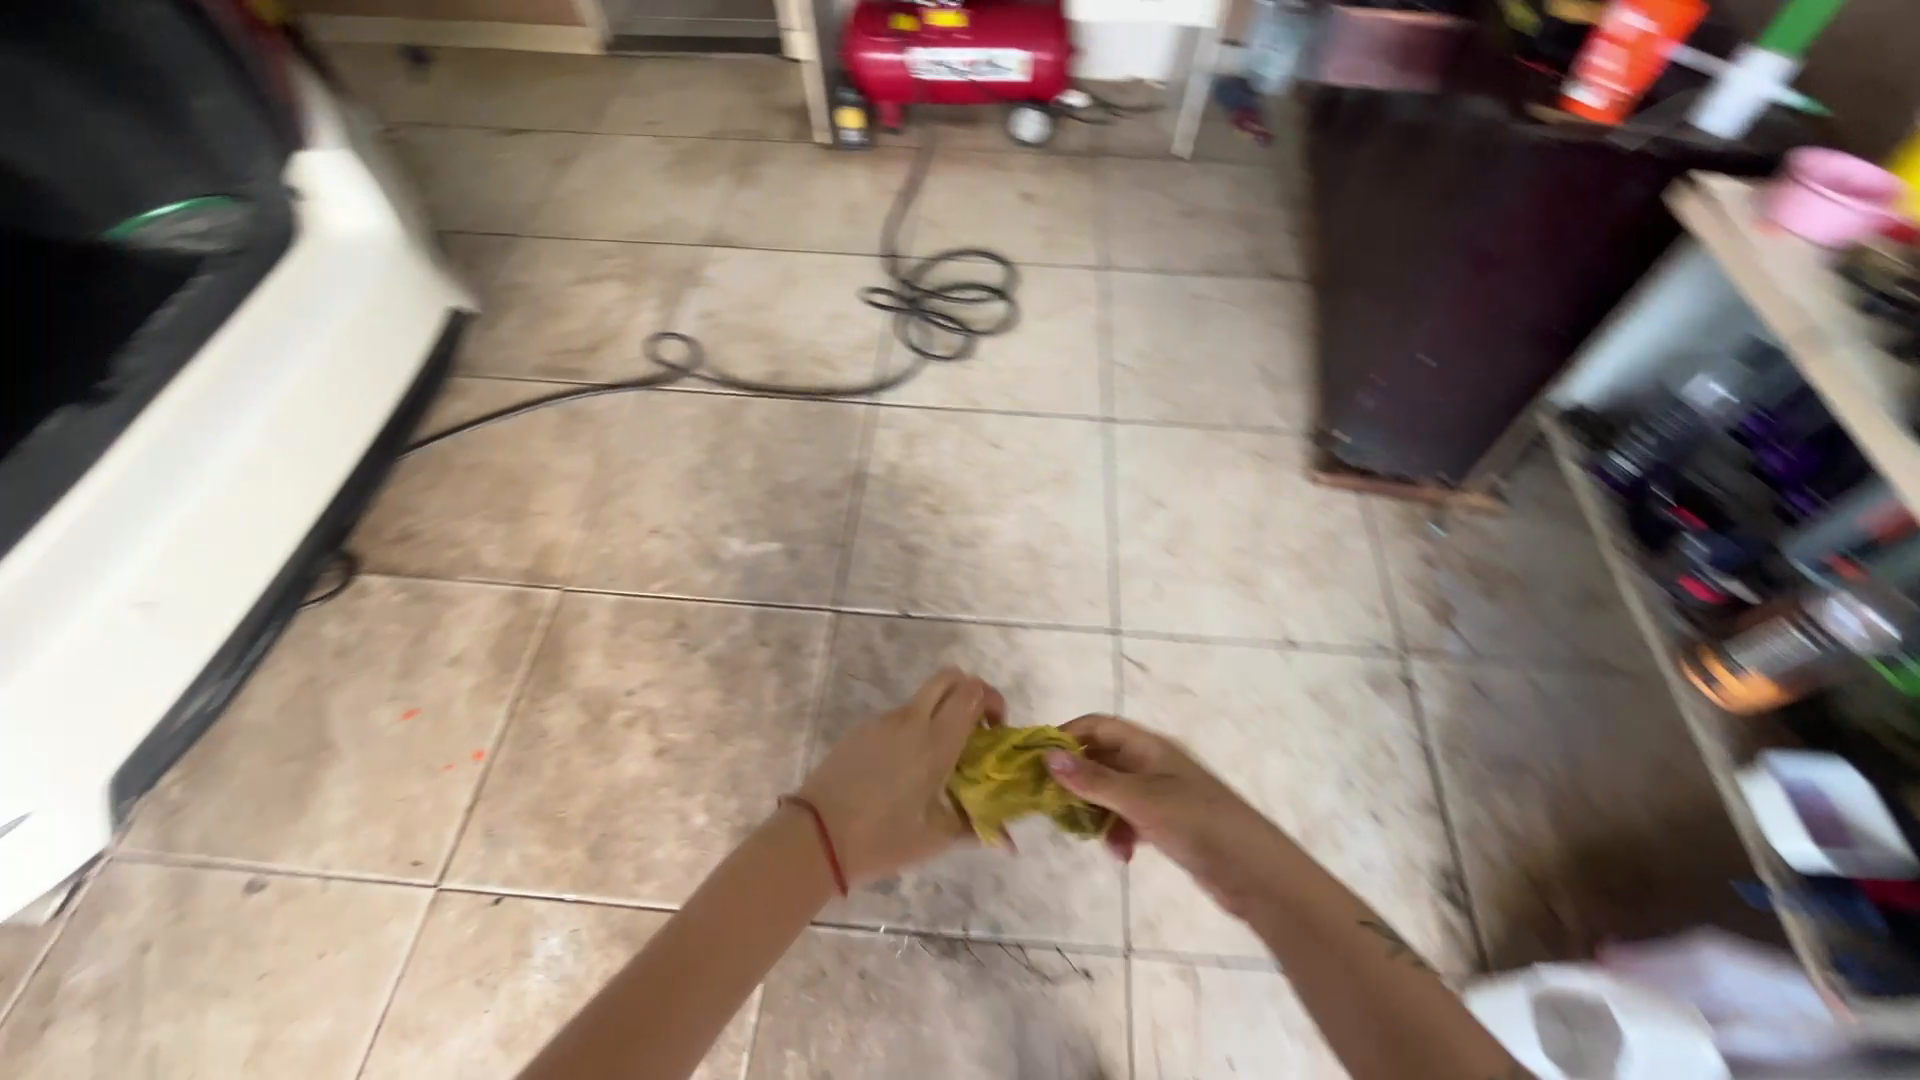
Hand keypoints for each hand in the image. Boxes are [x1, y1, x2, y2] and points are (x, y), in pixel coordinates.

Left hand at [794, 668, 1004, 886]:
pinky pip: (897, 718)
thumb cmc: (881, 839)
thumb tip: (1010, 842)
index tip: (995, 728)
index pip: (973, 692)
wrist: (815, 837)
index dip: (992, 700)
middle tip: (974, 727)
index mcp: (936, 742)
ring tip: (937, 759)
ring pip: (922, 700)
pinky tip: (903, 769)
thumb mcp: (934, 838)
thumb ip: (975, 829)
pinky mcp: (860, 730)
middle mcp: (912, 721)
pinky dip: (912, 730)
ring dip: (939, 714)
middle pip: (949, 677)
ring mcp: (882, 722)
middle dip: (969, 692)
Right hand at [1047, 714, 1292, 919]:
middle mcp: (1152, 763)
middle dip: (1075, 780)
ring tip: (1085, 835)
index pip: (1098, 726)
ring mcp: (1160, 794)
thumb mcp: (1139, 800)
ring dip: (1095, 812)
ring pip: (1111, 793)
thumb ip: (1093, 780)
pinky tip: (1121, 856)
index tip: (1036, 761)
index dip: (1067, 736)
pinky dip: (1118, 833)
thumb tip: (1047, 756)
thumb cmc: (1196, 822)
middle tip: (1049, 803)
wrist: (1254, 871)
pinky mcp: (1166, 824)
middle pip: (1101, 759)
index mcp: (1148, 746)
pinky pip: (1128, 819)